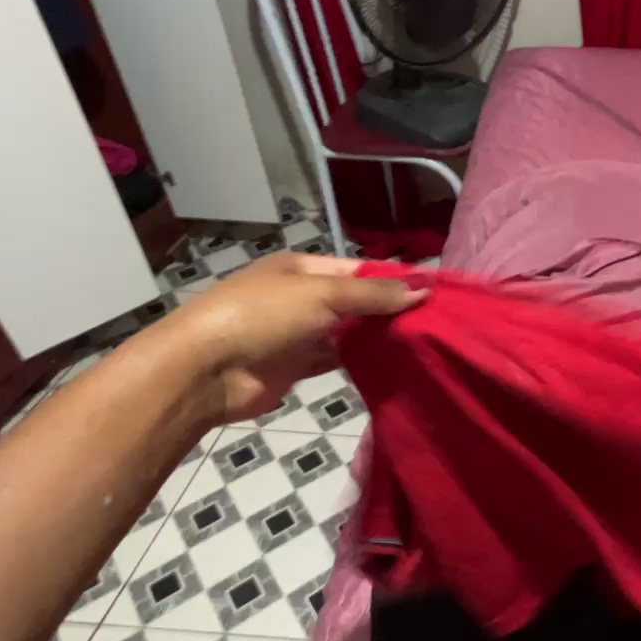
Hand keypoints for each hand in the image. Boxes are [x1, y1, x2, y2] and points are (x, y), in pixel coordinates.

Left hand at [158, 253, 425, 424]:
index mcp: (302, 268)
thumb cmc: (261, 317)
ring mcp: (299, 333)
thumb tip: (423, 289)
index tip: (433, 293)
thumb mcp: (321, 294)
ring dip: (379, 336)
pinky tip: (394, 363)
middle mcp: (302, 297)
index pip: (359, 270)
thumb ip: (373, 294)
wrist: (204, 371)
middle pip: (356, 301)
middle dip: (391, 309)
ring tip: (424, 343)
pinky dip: (363, 360)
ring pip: (350, 331)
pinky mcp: (298, 365)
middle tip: (436, 322)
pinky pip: (338, 358)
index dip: (395, 279)